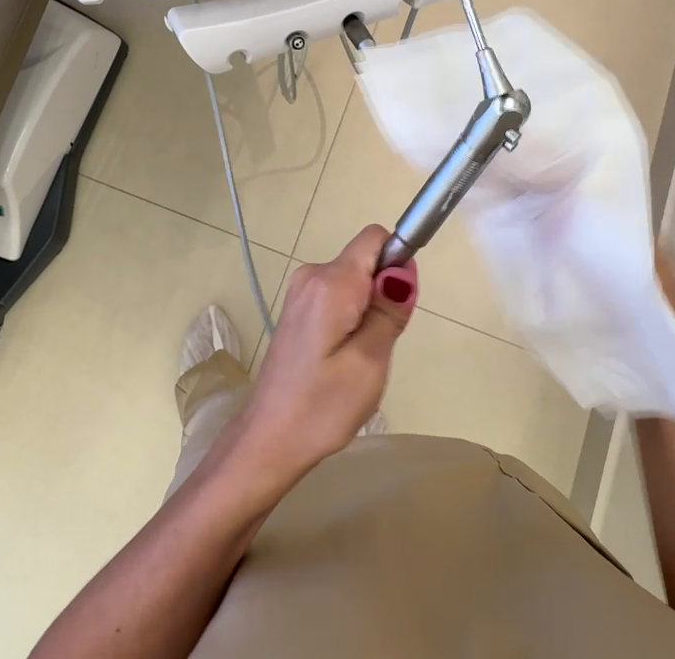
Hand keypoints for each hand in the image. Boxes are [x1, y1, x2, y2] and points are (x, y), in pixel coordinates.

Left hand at [230, 226, 415, 485]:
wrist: (270, 437)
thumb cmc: (323, 405)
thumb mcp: (370, 360)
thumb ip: (389, 310)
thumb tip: (405, 267)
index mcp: (330, 283)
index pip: (375, 238)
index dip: (397, 262)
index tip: (399, 307)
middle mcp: (311, 276)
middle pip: (365, 261)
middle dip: (383, 295)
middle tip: (377, 346)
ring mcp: (300, 294)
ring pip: (354, 283)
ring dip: (368, 313)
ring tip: (358, 359)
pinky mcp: (298, 311)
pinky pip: (339, 298)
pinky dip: (351, 321)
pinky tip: (342, 360)